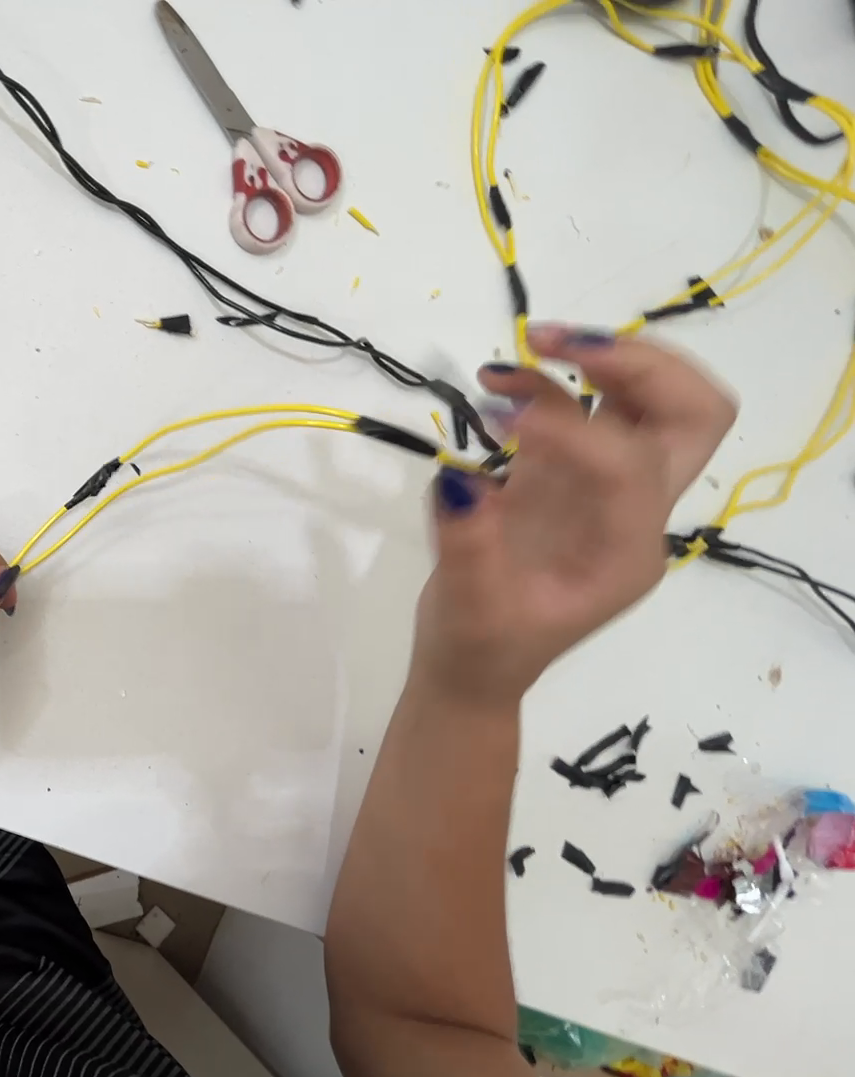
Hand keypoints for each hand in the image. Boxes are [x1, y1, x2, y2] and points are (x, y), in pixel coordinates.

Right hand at [413, 325, 736, 707]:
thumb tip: (455, 475)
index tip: (497, 419)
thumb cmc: (478, 647)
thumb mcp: (471, 605)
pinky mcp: (554, 487)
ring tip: (522, 347)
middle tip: (558, 342)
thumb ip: (467, 542)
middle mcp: (630, 513)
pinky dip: (543, 390)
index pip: (628, 463)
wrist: (471, 667)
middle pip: (687, 416)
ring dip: (596, 363)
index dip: (571, 430)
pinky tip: (493, 383)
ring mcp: (594, 495)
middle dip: (636, 365)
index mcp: (625, 549)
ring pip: (641, 408)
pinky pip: (572, 422)